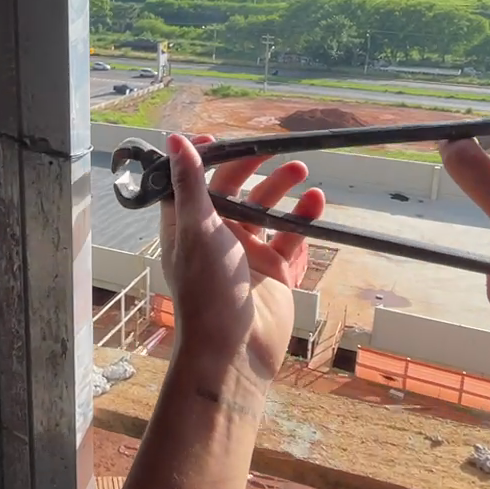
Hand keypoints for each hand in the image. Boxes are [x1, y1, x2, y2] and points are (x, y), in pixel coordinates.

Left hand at [158, 134, 325, 392]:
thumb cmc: (208, 287)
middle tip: (276, 152)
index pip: (192, 184)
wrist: (236, 349)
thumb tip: (173, 139)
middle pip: (236, 194)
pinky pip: (292, 241)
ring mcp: (247, 257)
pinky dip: (304, 221)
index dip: (204, 161)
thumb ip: (189, 183)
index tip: (220, 139)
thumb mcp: (197, 227)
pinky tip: (316, 203)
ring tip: (301, 172)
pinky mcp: (275, 274)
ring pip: (268, 214)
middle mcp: (216, 239)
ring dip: (283, 192)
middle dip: (254, 170)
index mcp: (188, 228)